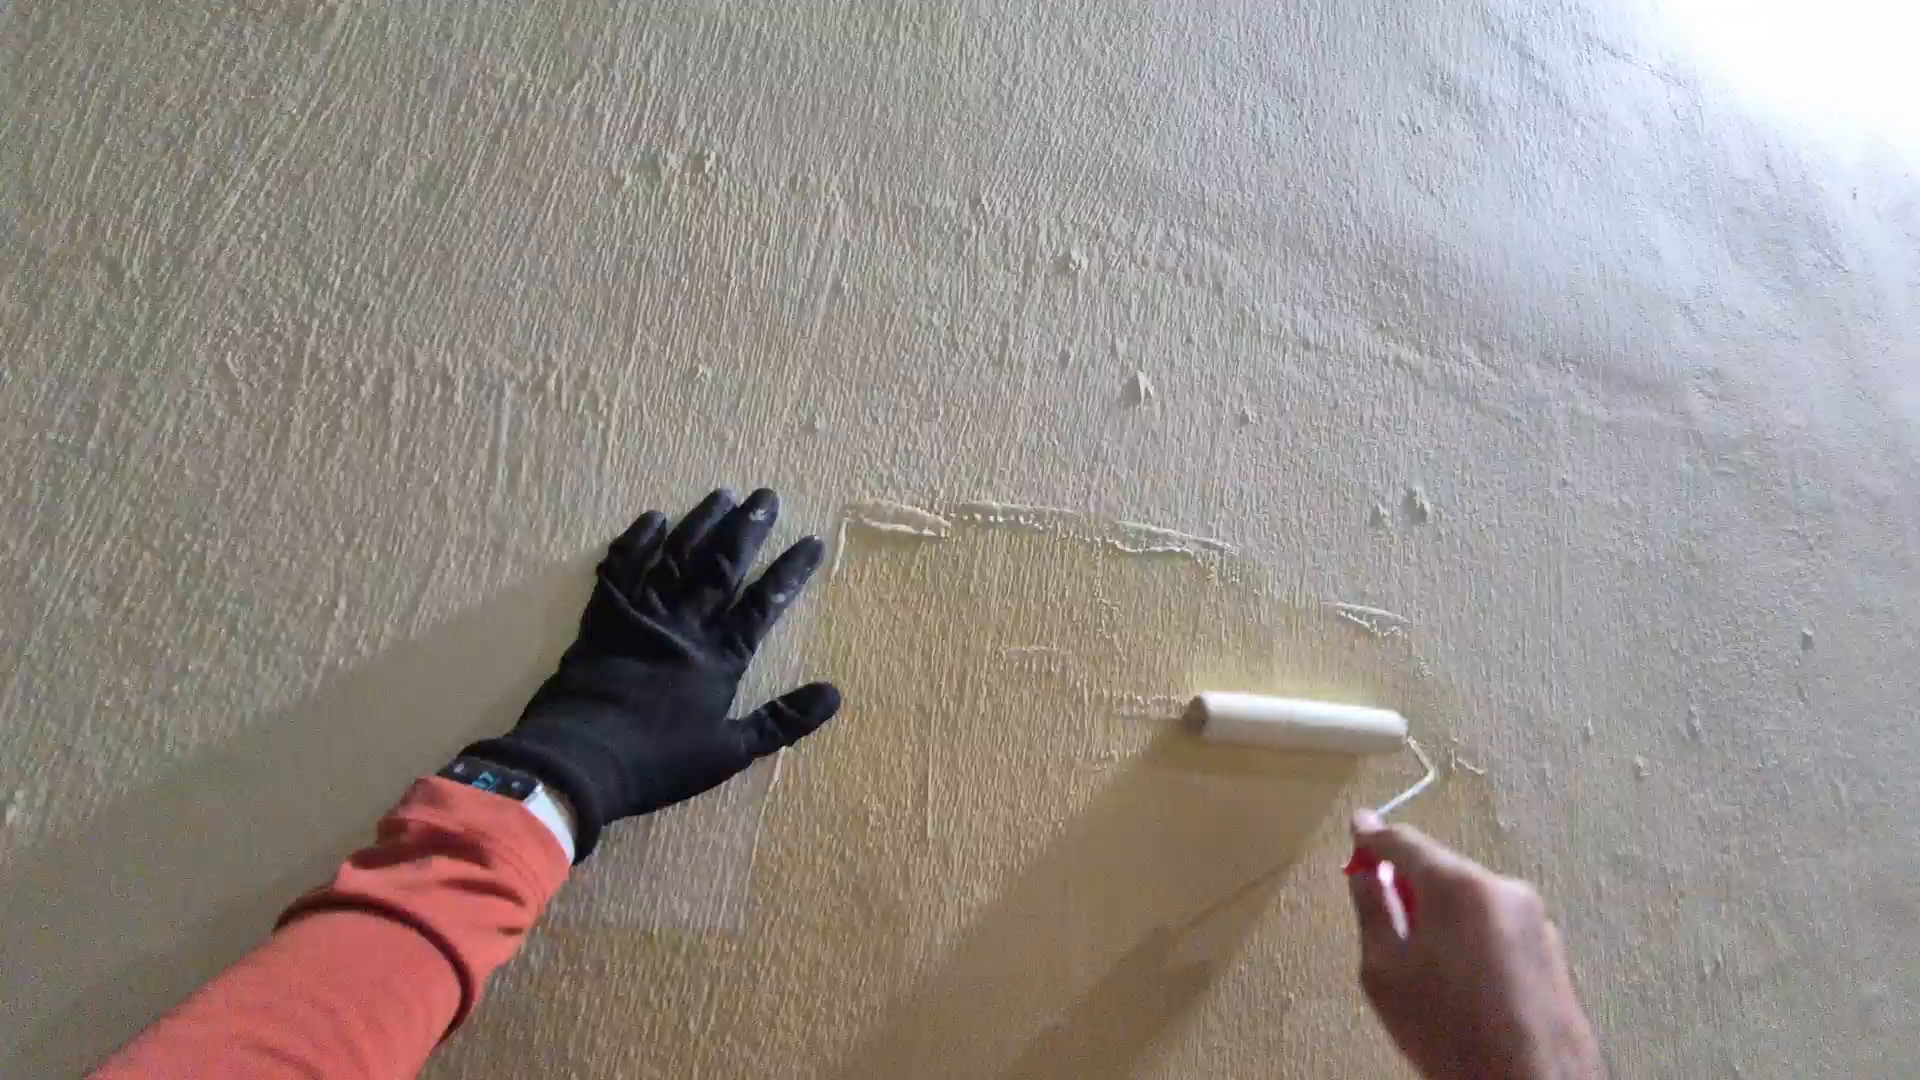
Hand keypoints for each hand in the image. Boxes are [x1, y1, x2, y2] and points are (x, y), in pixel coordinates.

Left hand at [467, 488, 840, 861]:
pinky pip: (621, 570)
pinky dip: (636, 542)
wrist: (576, 764)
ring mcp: (642, 617)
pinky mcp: (604, 619)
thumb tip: (835, 694)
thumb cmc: (658, 761)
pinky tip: (652, 518)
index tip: (812, 542)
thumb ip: (784, 721)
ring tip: (723, 494)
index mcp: (719, 656)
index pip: (764, 603)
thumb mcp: (731, 751)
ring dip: (701, 523)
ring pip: (677, 558)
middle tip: (767, 496)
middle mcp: (685, 625)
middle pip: (722, 567)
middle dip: (748, 530)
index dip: (790, 572)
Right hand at [1347, 812, 1606, 1079]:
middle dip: (1407, 881)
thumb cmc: (1448, 1031)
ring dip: (1439, 908)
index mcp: (1459, 887)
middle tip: (1380, 908)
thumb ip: (1371, 909)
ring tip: (1422, 957)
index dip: (1372, 835)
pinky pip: (1493, 923)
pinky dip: (1468, 931)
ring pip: (1467, 897)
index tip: (1355, 825)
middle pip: (1438, 868)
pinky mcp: (1554, 953)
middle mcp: (1503, 890)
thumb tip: (1365, 874)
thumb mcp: (1384, 970)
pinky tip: (1459, 975)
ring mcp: (1536, 921)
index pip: (1404, 841)